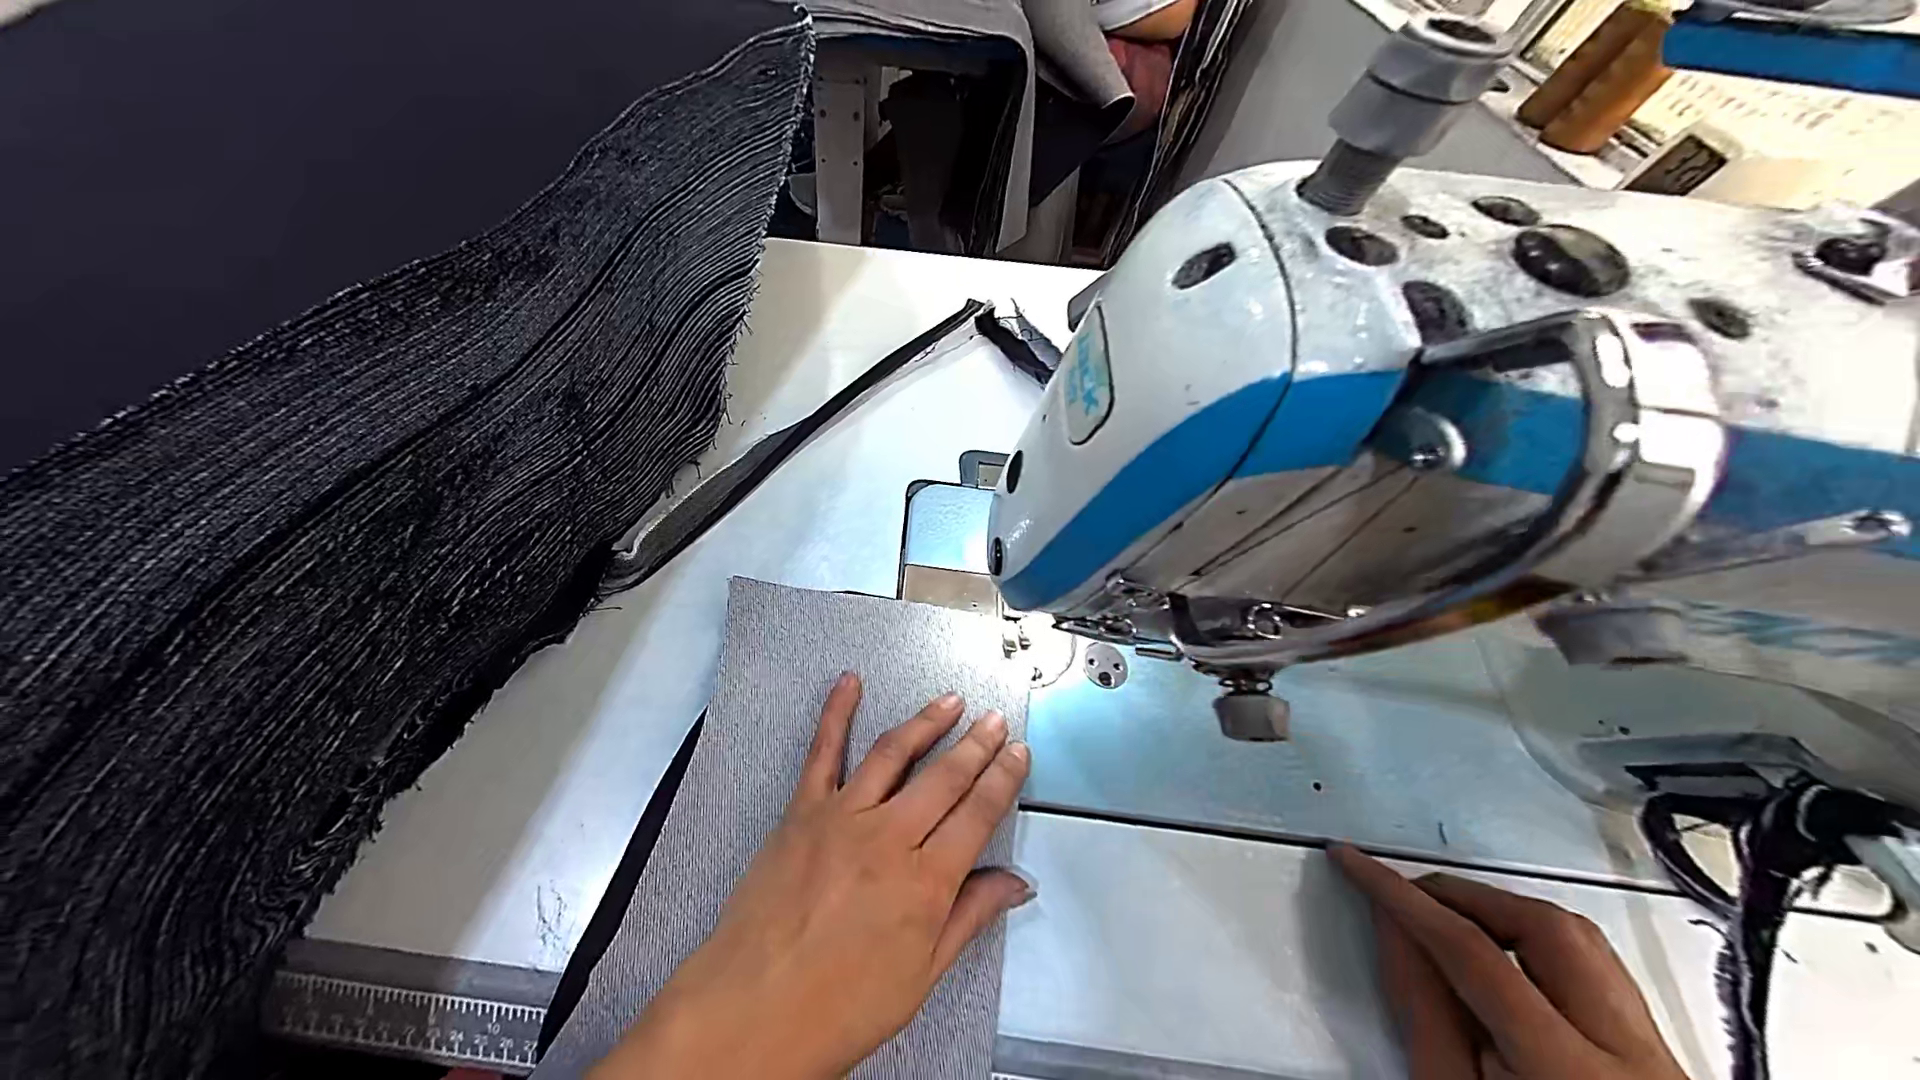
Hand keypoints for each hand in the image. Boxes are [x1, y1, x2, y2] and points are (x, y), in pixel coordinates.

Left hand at [592, 674, 1032, 1079]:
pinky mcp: (803, 811)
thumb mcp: (920, 976)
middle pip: (946, 776)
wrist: (750, 1014)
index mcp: (924, 883)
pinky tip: (848, 685)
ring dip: (927, 722)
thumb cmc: (834, 1009)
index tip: (1017, 754)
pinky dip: (835, 713)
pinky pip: (823, 753)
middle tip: (995, 720)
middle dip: (977, 743)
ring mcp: (843, 818)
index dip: (1003, 778)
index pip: (979, 813)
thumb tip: (1014, 885)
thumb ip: (970, 918)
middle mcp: (888, 839)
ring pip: (895, 753)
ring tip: (950, 702)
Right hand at [1329, 845, 1689, 1079]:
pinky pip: (1595, 965)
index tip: (1355, 862)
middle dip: (1459, 896)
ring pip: (1578, 937)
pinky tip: (1495, 948)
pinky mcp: (1661, 1057)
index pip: (1474, 954)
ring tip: (1443, 916)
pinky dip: (1533, 939)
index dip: (1403, 897)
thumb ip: (1420, 1005)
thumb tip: (1391, 920)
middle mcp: (1636, 1064)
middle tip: (1403, 893)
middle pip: (1544, 930)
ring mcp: (1659, 1059)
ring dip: (1497, 911)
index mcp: (1572, 1079)